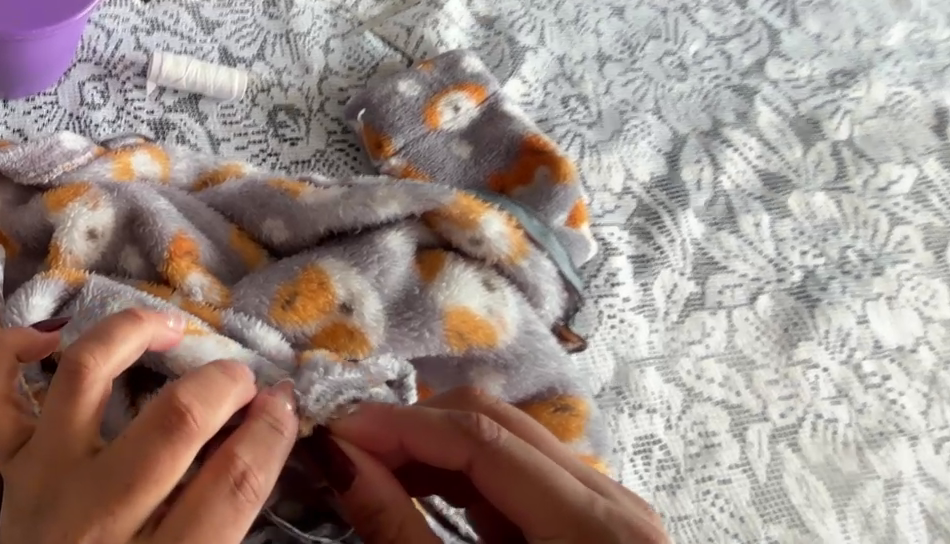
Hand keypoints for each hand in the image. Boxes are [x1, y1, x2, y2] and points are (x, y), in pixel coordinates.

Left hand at [0, 308, 299, 543]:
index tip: (283, 402)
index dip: (268, 436)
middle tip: (240, 374)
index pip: (229, 488)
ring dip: (131, 335)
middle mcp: (94, 516)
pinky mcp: (5, 467)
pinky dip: (14, 349)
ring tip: (168, 326)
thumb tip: (260, 432)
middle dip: (218, 387)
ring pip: (83, 377)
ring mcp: (41, 481)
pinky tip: (55, 335)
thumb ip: (221, 517)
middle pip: (169, 426)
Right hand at [310, 387, 667, 543]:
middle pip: (490, 418)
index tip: (333, 434)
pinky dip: (462, 470)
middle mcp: (615, 500)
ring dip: (431, 443)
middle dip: (410, 425)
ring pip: (502, 434)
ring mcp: (612, 508)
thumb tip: (335, 456)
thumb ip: (398, 531)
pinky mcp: (597, 522)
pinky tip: (426, 493)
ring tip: (378, 471)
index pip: (478, 437)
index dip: (396, 425)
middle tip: (350, 450)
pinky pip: (518, 466)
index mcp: (600, 530)